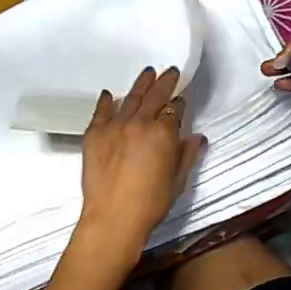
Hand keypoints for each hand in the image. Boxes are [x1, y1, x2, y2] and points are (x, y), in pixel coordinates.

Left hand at [73, 67, 203, 269]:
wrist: (113, 217)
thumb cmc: (150, 205)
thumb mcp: (177, 182)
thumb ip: (186, 155)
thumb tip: (196, 137)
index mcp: (164, 133)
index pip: (174, 109)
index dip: (179, 104)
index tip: (180, 99)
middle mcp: (140, 123)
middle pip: (154, 96)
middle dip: (164, 82)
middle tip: (169, 72)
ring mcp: (115, 126)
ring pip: (130, 98)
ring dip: (141, 85)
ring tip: (147, 73)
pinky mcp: (94, 135)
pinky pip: (102, 111)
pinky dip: (107, 101)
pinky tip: (110, 95)